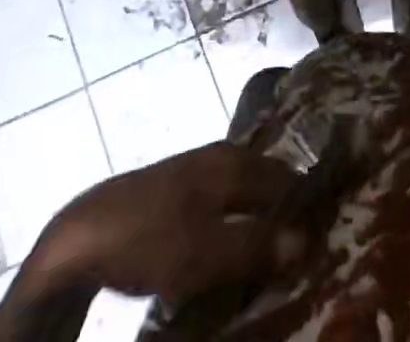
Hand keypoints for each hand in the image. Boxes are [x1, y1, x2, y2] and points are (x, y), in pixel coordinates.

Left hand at [25, 143, 303, 304]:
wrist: (84, 235)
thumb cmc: (150, 239)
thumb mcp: (206, 253)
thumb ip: (257, 245)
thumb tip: (306, 241)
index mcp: (231, 162)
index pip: (285, 177)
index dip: (306, 203)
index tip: (325, 230)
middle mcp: (218, 155)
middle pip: (265, 178)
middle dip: (287, 205)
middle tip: (305, 242)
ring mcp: (195, 167)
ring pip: (244, 185)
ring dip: (262, 211)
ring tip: (276, 246)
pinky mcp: (177, 185)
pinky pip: (223, 194)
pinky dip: (238, 212)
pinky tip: (235, 236)